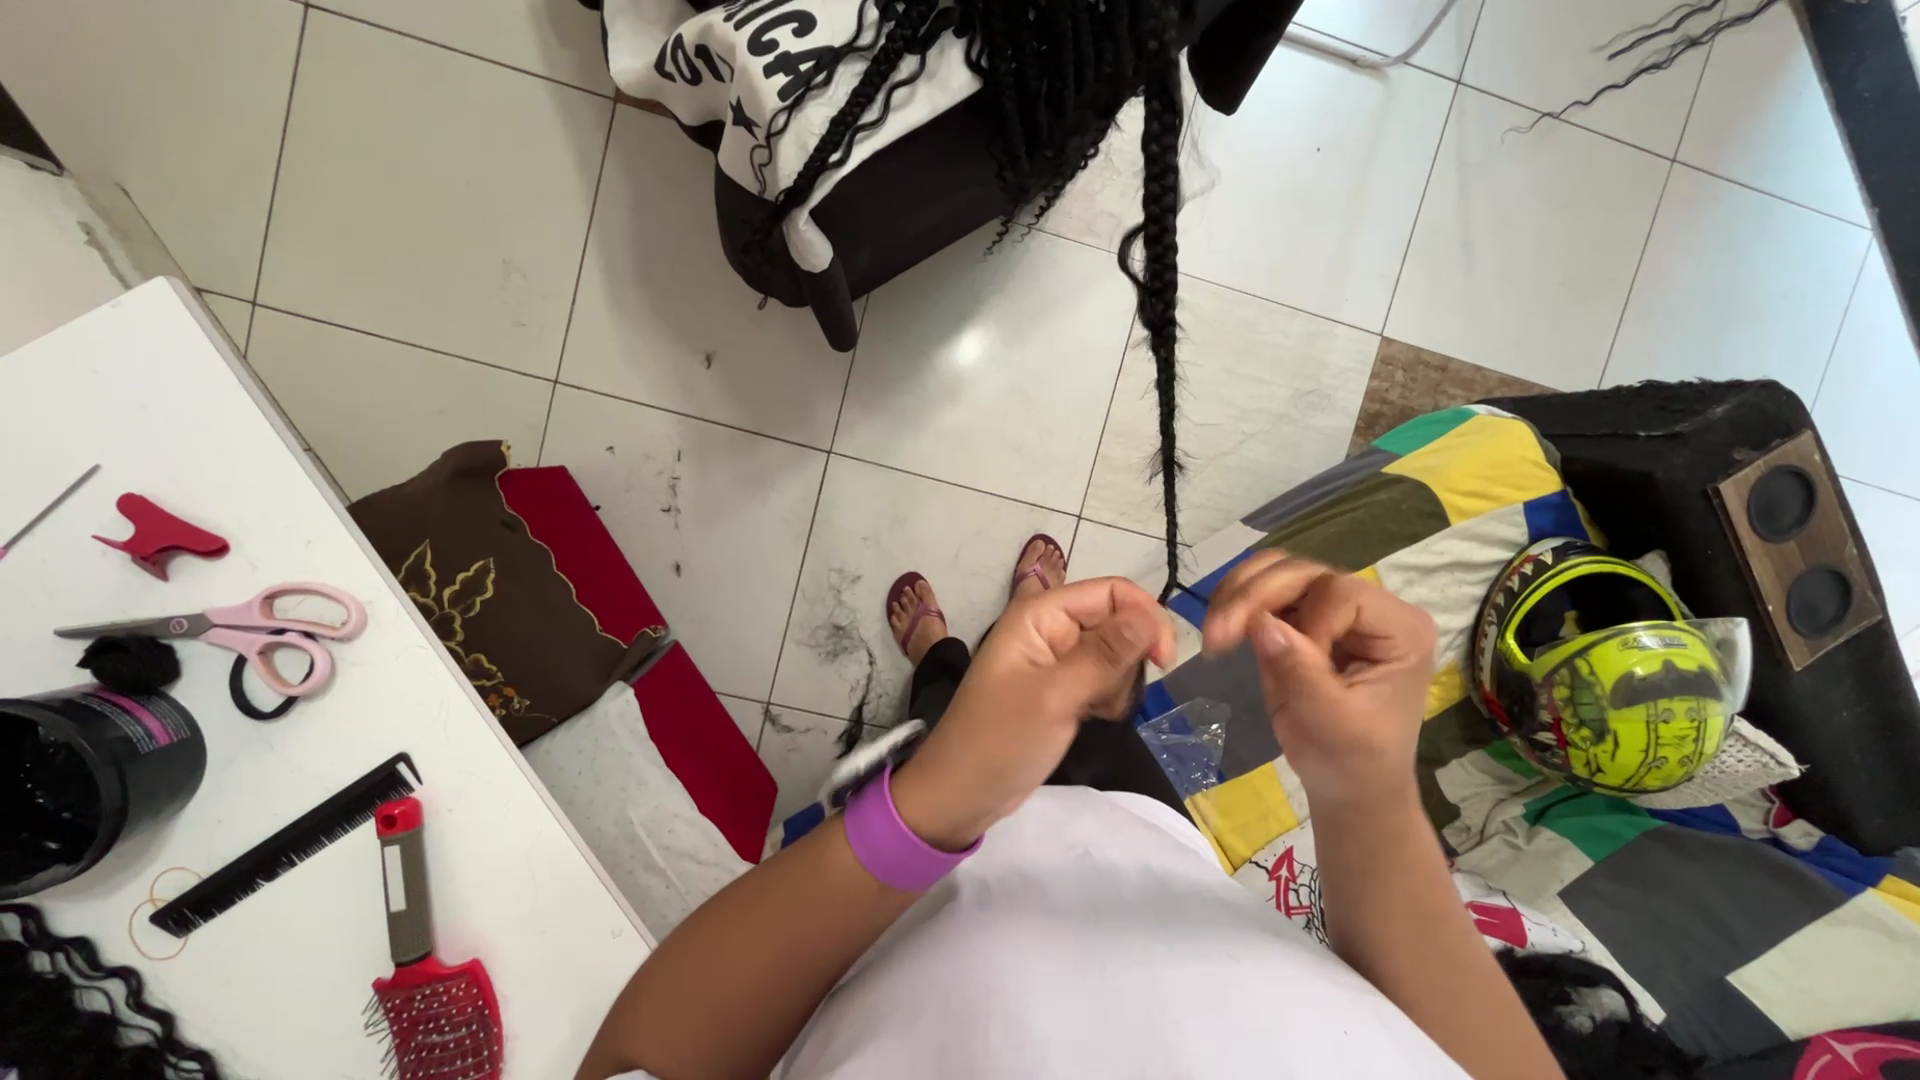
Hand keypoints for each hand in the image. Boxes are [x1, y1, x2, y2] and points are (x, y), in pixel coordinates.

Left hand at [890, 578, 1176, 850]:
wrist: (963, 794)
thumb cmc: (1000, 740)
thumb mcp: (1056, 696)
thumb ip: (1104, 655)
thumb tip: (1150, 616)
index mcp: (1040, 614)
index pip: (1110, 592)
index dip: (1144, 616)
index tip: (1164, 660)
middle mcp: (1049, 628)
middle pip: (1117, 621)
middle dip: (1128, 658)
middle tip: (1109, 698)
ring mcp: (1056, 660)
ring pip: (1116, 653)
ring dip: (1119, 683)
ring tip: (1095, 711)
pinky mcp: (1063, 688)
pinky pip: (1104, 679)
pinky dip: (1108, 698)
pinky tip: (1094, 718)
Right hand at [1201, 551, 1436, 809]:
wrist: (1347, 786)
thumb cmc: (1353, 760)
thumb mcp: (1332, 723)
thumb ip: (1301, 671)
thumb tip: (1260, 622)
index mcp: (1400, 629)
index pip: (1342, 593)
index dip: (1307, 624)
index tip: (1297, 673)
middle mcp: (1370, 606)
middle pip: (1303, 572)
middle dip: (1254, 597)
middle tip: (1216, 635)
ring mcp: (1332, 608)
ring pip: (1278, 571)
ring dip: (1237, 594)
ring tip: (1214, 631)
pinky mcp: (1301, 617)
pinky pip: (1263, 590)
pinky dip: (1235, 602)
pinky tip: (1219, 629)